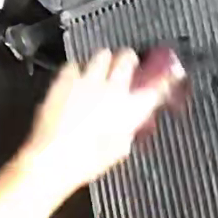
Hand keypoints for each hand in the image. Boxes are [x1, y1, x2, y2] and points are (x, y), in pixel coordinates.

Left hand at [12, 48, 185, 198]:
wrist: (53, 160)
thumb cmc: (88, 162)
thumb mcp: (119, 149)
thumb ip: (128, 128)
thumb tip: (129, 120)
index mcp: (132, 108)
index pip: (158, 84)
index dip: (163, 77)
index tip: (164, 76)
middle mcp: (114, 88)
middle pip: (128, 57)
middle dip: (129, 60)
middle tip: (126, 66)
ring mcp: (88, 80)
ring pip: (102, 55)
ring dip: (104, 62)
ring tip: (100, 71)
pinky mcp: (64, 80)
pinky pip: (75, 64)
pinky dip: (78, 70)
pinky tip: (75, 80)